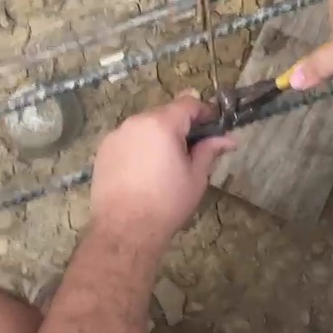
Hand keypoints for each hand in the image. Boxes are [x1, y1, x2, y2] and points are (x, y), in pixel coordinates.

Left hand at [88, 96, 235, 246]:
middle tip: (191, 150)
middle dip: (180, 127)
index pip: (188, 103)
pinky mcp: (103, 150)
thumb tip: (228, 138)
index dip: (204, 112)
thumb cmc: (167, 203)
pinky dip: (139, 147)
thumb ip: (209, 150)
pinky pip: (128, 139)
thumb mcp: (196, 177)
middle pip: (165, 113)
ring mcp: (116, 134)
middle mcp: (136, 121)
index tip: (213, 127)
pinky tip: (143, 171)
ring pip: (145, 126)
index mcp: (162, 124)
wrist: (124, 229)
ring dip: (158, 136)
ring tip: (165, 164)